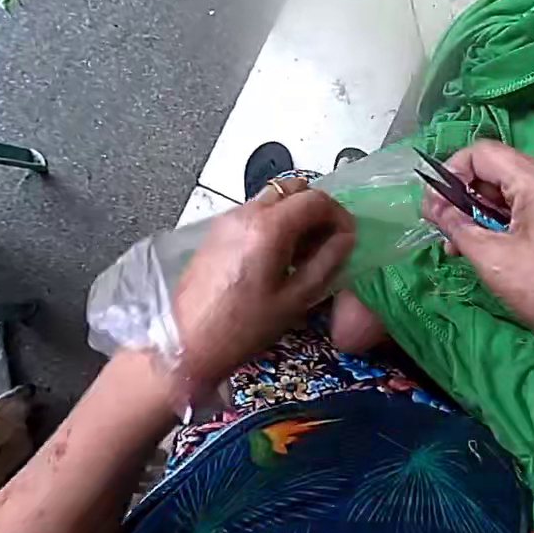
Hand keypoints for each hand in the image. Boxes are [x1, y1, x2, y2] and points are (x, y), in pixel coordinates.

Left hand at [171, 177, 354, 389]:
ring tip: (302, 253)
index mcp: (269, 227)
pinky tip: (277, 257)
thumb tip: (345, 238)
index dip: (339, 215)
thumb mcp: (296, 299)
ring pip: (274, 199)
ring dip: (295, 215)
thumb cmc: (243, 327)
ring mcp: (228, 219)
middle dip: (317, 210)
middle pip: (293, 189)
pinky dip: (274, 222)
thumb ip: (327, 261)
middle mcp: (246, 213)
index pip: (316, 199)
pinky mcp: (217, 231)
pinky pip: (255, 212)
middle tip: (326, 243)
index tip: (347, 238)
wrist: (186, 344)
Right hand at [421, 140, 533, 361]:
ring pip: (505, 190)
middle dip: (461, 195)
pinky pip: (520, 208)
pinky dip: (496, 222)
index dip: (450, 173)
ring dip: (476, 212)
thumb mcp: (491, 257)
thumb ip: (456, 224)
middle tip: (441, 229)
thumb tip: (431, 206)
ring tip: (457, 246)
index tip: (433, 208)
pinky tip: (481, 249)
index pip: (481, 153)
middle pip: (493, 169)